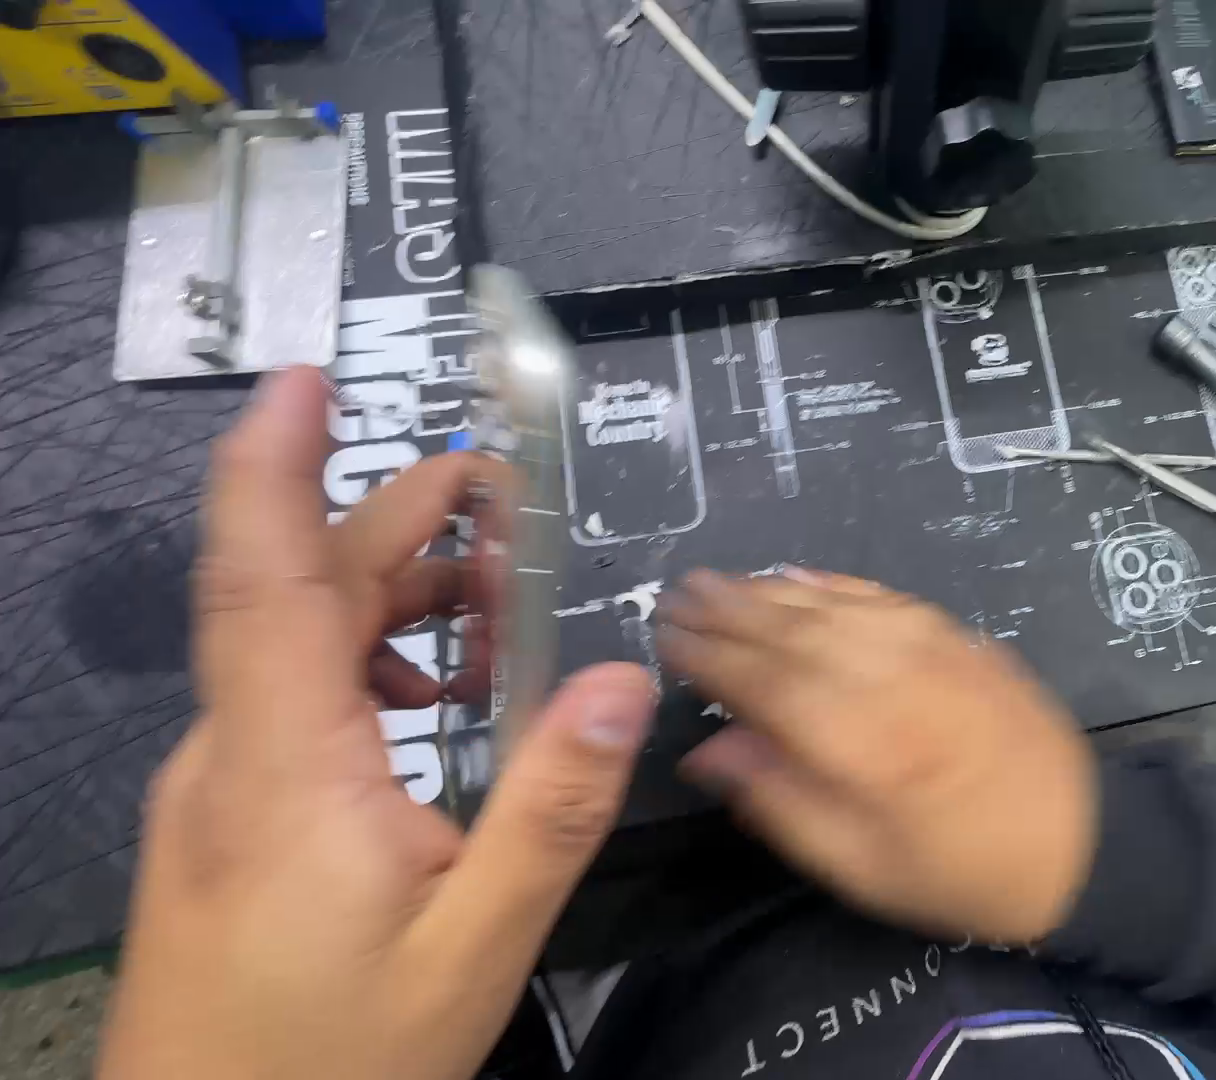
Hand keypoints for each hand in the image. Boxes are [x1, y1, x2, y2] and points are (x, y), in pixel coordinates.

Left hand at [98, 369, 657, 1079]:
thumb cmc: (336, 1059)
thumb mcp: (479, 938)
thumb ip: (553, 806)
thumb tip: (621, 680)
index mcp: (286, 769)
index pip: (263, 584)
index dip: (272, 468)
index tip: (299, 383)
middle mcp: (237, 753)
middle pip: (303, 589)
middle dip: (402, 520)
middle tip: (504, 501)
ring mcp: (231, 780)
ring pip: (309, 637)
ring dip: (406, 592)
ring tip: (501, 606)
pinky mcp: (244, 807)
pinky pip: (312, 689)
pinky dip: (387, 652)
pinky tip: (448, 689)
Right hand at [659, 568, 1096, 942]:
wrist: (1078, 837)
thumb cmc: (961, 868)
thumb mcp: (862, 866)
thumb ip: (781, 800)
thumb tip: (711, 749)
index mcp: (856, 736)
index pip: (759, 678)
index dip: (705, 654)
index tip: (663, 636)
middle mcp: (886, 673)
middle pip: (789, 628)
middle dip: (726, 608)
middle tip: (677, 592)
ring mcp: (927, 644)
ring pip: (830, 603)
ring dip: (769, 589)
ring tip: (721, 580)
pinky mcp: (956, 635)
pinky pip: (880, 595)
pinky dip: (833, 583)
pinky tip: (802, 576)